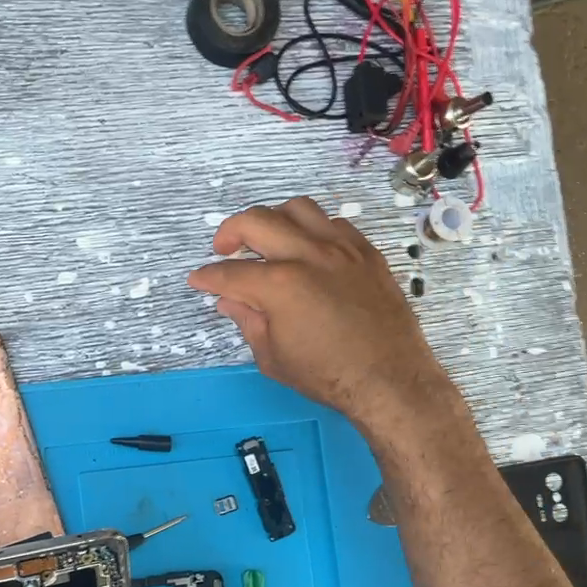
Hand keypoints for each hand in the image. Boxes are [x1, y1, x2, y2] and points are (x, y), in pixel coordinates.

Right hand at [188, 197, 446, 424]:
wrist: (388, 378)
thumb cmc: (326, 375)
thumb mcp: (272, 357)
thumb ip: (248, 321)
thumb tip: (230, 302)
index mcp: (279, 285)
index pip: (230, 273)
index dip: (207, 277)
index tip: (198, 281)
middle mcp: (308, 255)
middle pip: (257, 221)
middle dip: (230, 232)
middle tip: (224, 249)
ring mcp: (341, 249)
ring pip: (297, 209)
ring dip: (273, 219)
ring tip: (266, 239)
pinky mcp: (365, 253)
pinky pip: (333, 223)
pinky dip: (312, 230)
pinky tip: (307, 250)